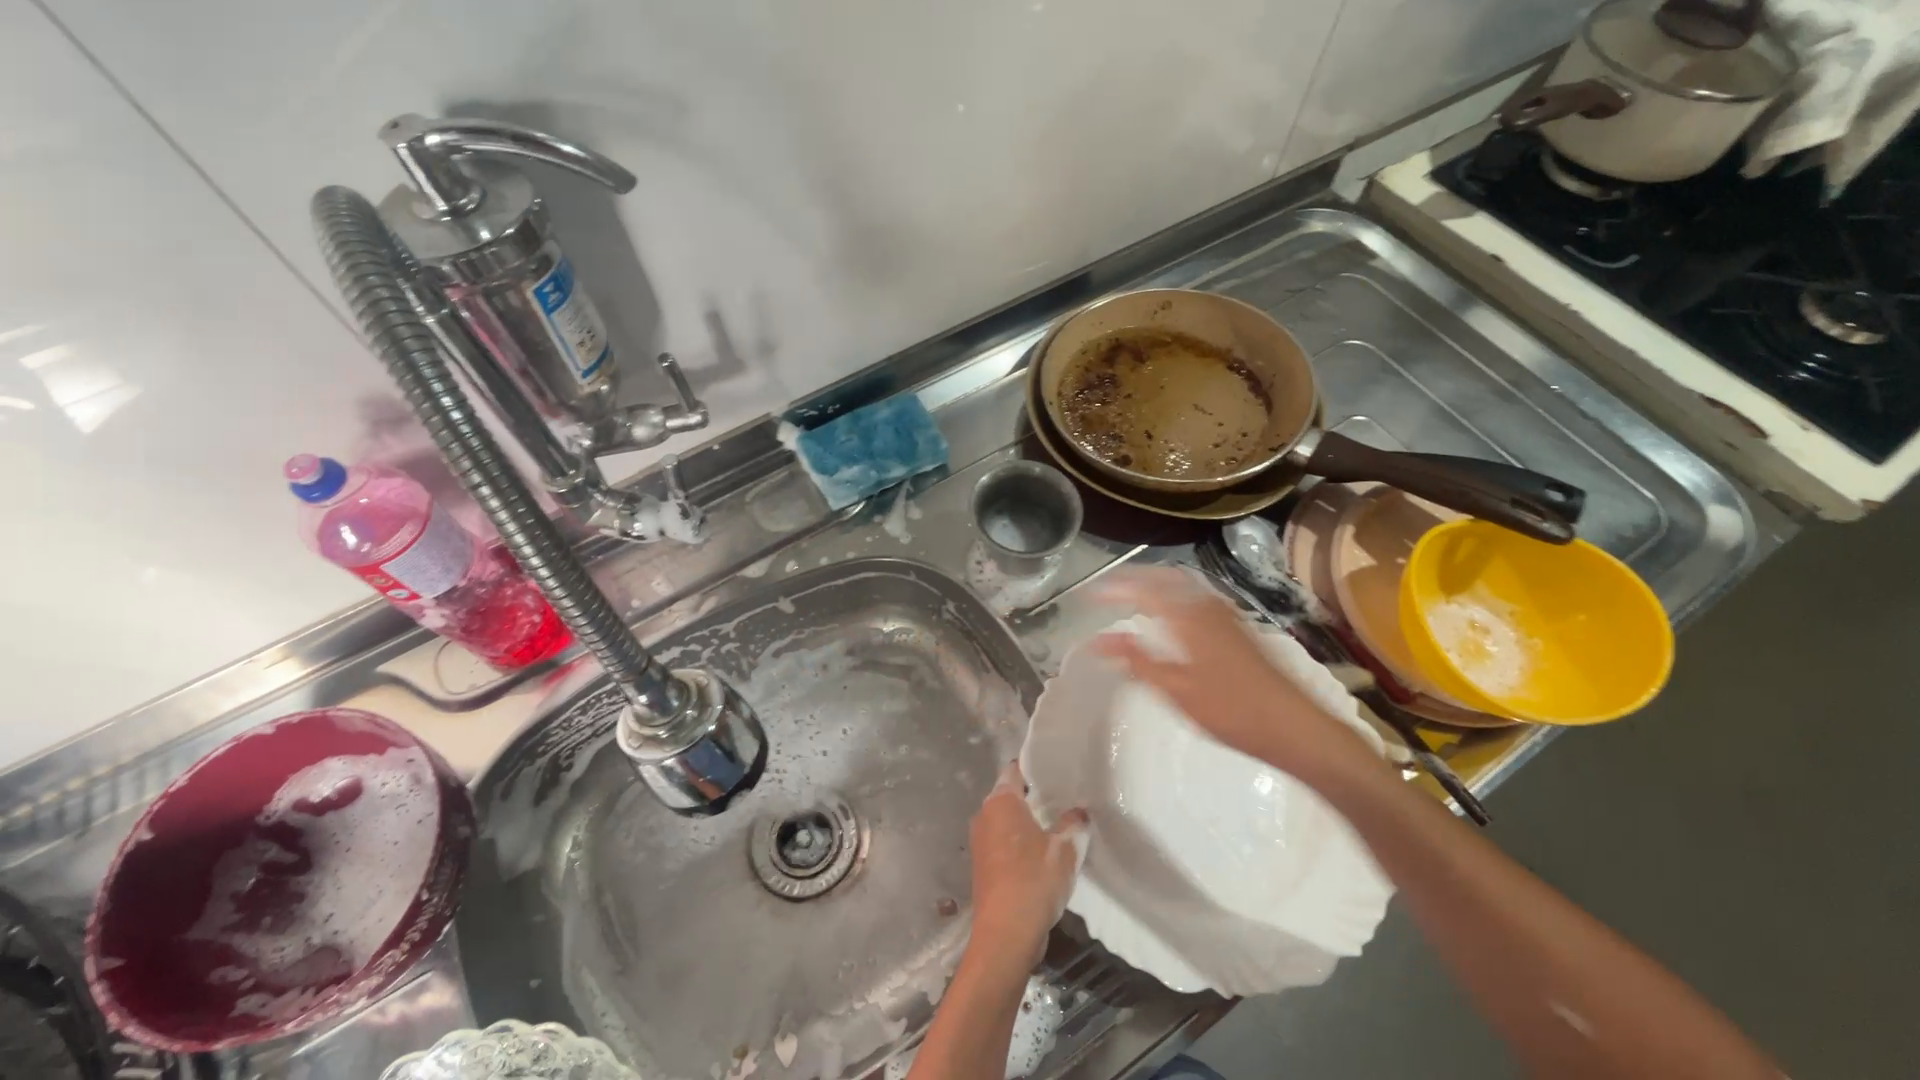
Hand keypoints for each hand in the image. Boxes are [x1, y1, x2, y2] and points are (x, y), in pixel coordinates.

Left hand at [969, 762, 1087, 968]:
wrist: (1006, 934)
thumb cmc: (1034, 880)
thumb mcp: (1065, 850)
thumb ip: (1073, 824)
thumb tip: (1078, 812)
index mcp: (1000, 802)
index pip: (1015, 770)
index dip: (1035, 767)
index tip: (1057, 769)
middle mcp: (984, 816)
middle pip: (1009, 795)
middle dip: (1034, 796)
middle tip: (1064, 796)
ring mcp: (981, 843)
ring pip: (1006, 822)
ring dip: (1027, 823)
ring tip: (1058, 824)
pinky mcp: (984, 866)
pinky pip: (1004, 843)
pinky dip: (1020, 843)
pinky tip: (1043, 853)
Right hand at [1092, 565, 1383, 789]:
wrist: (1294, 727)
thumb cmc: (1231, 712)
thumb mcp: (1175, 690)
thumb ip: (1136, 660)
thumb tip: (1098, 639)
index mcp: (1189, 617)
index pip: (1144, 588)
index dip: (1115, 587)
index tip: (1090, 595)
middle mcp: (1208, 607)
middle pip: (1167, 578)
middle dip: (1136, 578)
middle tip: (1110, 590)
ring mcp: (1228, 617)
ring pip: (1186, 587)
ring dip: (1158, 585)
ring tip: (1135, 597)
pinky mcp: (1239, 630)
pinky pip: (1199, 599)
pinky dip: (1177, 597)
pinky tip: (1173, 617)